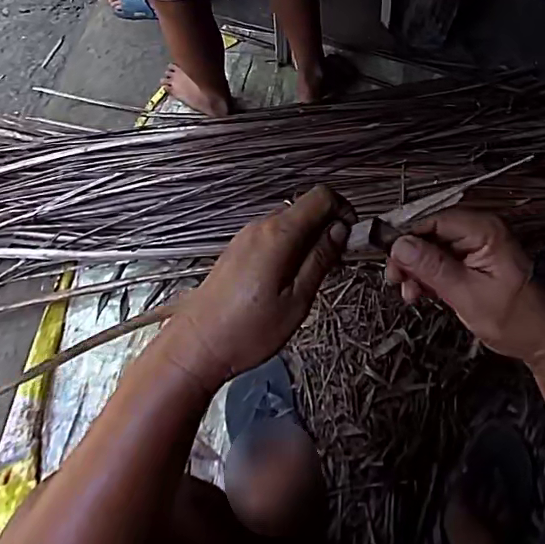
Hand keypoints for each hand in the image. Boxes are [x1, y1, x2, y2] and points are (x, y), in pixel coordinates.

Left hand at [159, 185, 353, 389]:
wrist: (194, 347)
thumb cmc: (246, 331)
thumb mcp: (297, 301)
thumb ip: (320, 260)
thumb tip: (340, 231)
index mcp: (279, 234)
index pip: (321, 196)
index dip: (343, 210)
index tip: (349, 236)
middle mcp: (261, 226)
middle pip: (306, 207)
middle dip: (328, 227)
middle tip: (336, 262)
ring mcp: (247, 236)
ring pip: (291, 222)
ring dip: (310, 239)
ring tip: (313, 276)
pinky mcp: (239, 249)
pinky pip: (274, 235)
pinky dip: (291, 246)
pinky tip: (289, 278)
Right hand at [384, 209, 544, 369]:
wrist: (540, 340)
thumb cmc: (515, 319)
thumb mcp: (468, 295)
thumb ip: (433, 268)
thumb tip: (401, 245)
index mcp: (485, 229)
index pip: (435, 219)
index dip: (407, 235)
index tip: (388, 256)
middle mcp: (479, 230)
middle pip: (430, 232)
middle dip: (409, 256)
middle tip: (395, 279)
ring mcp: (475, 245)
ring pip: (431, 247)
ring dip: (416, 269)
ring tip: (409, 293)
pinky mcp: (470, 260)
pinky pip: (440, 260)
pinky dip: (427, 276)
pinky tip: (420, 292)